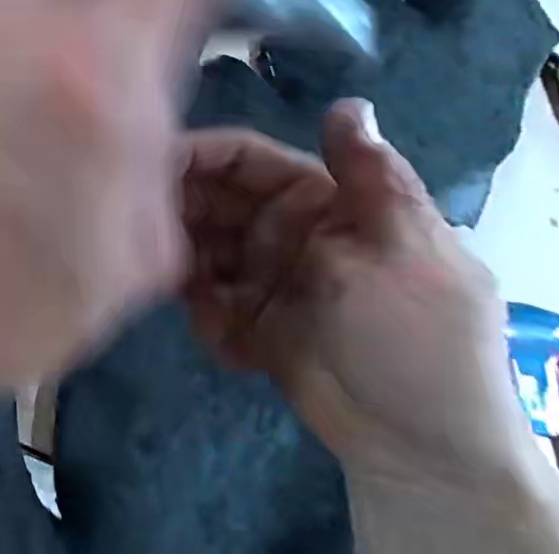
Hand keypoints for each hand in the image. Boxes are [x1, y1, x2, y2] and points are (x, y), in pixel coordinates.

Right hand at [181, 101, 534, 486]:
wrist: (426, 457)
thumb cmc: (420, 339)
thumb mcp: (405, 248)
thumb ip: (369, 175)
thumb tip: (350, 101)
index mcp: (319, 199)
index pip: (246, 160)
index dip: (200, 155)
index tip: (146, 160)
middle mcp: (284, 230)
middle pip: (214, 199)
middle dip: (176, 202)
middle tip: (132, 218)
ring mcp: (264, 278)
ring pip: (203, 248)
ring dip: (178, 254)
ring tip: (153, 269)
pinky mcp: (251, 325)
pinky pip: (208, 303)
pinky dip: (201, 309)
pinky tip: (211, 325)